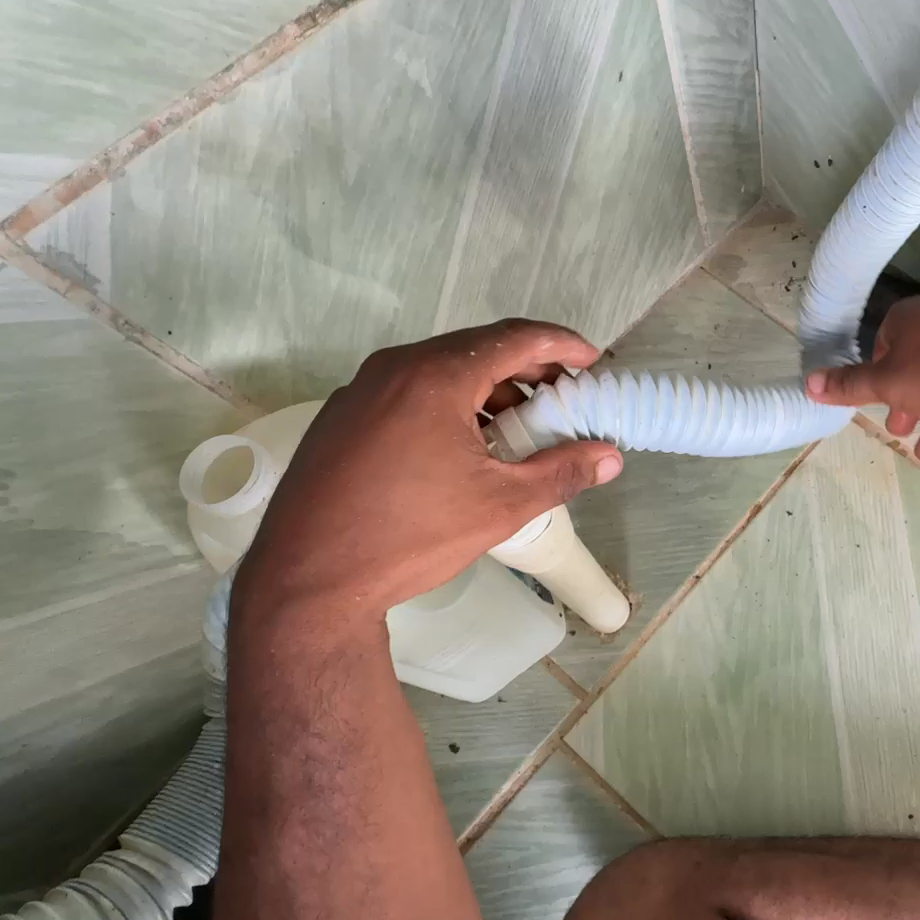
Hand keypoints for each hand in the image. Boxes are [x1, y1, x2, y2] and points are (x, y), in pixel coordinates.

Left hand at [234, 319, 622, 626]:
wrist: (307, 580)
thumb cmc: (412, 535)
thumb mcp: (501, 505)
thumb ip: (562, 473)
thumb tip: (612, 457)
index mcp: (435, 377)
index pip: (514, 338)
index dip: (561, 344)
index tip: (591, 361)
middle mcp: (394, 369)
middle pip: (477, 349)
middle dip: (528, 370)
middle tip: (563, 398)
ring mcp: (360, 391)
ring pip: (442, 371)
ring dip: (489, 391)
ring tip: (519, 429)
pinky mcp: (342, 418)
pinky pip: (410, 392)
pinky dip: (451, 404)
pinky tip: (464, 448)